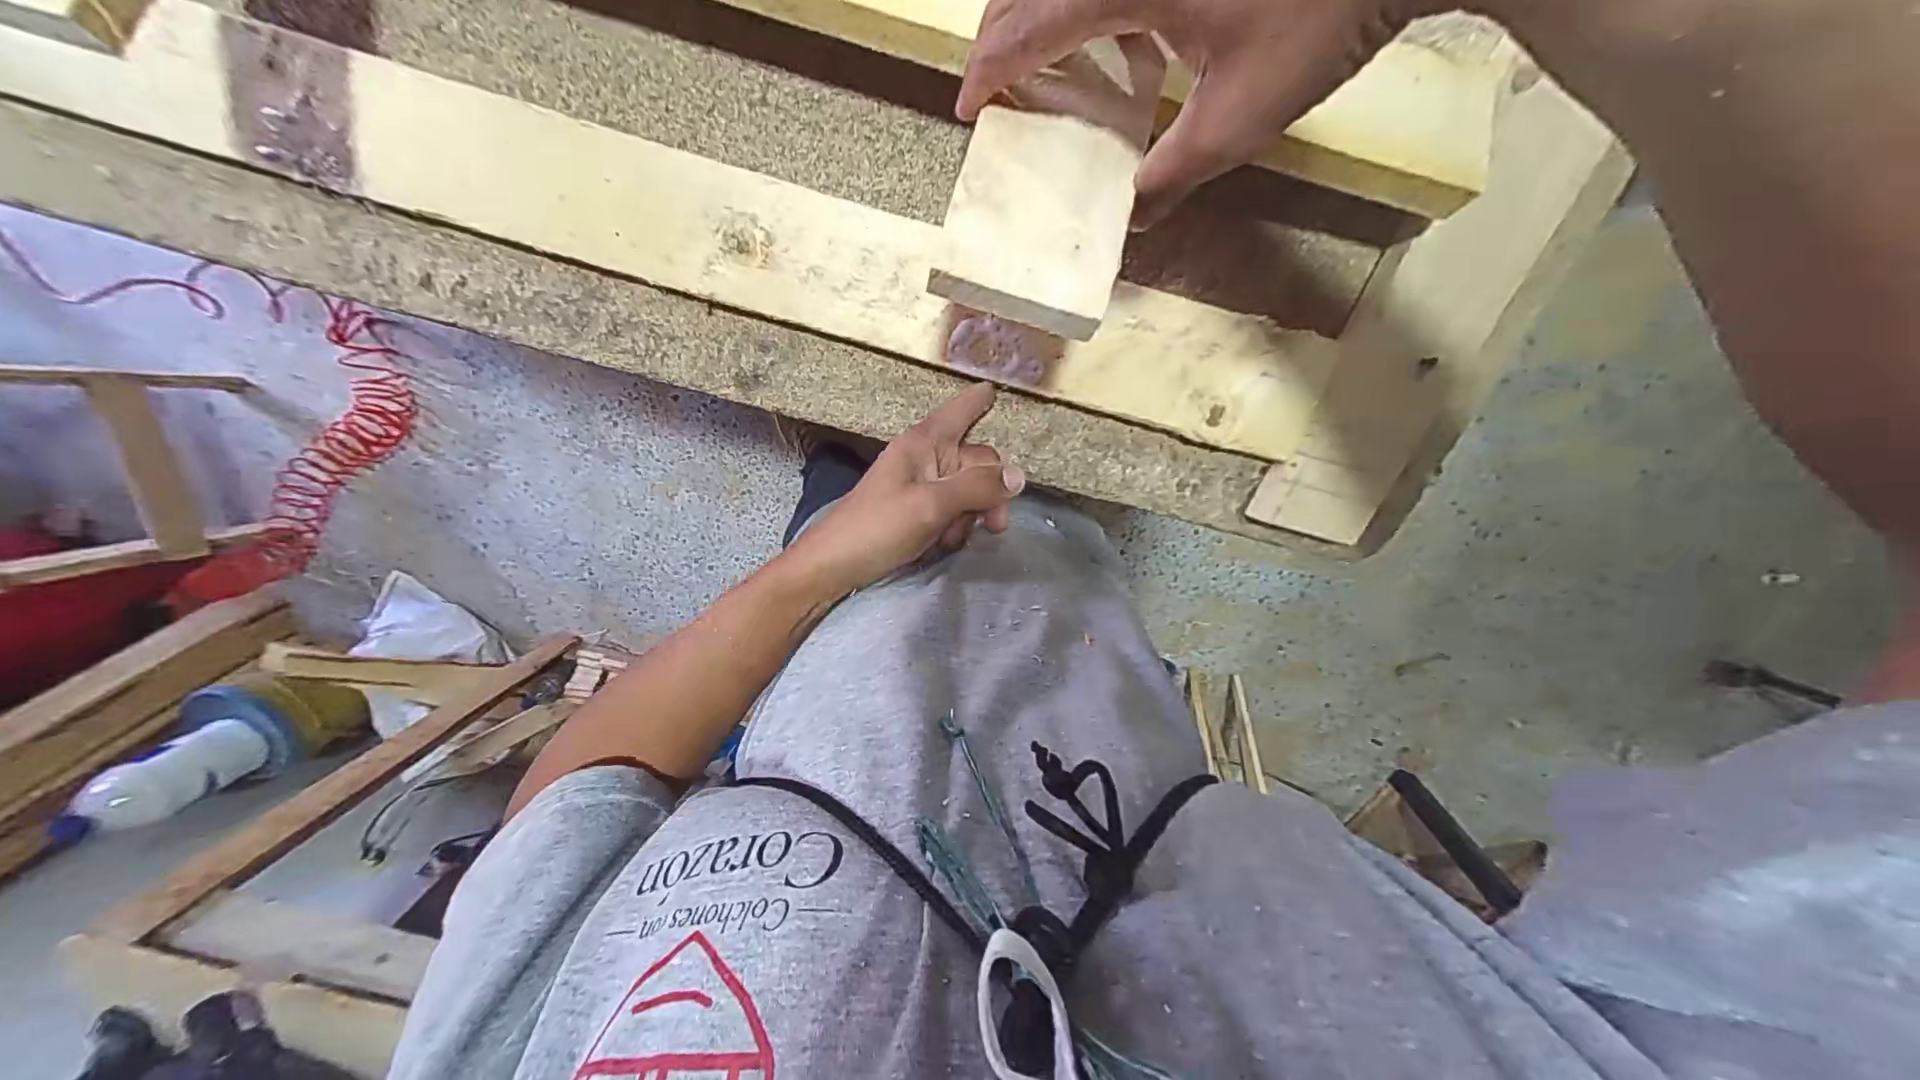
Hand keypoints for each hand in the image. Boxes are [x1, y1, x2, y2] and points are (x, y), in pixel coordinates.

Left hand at [786, 383, 1025, 594]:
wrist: (835, 566)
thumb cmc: (877, 528)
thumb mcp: (932, 506)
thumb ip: (977, 487)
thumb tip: (1018, 476)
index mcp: (923, 443)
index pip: (959, 411)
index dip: (979, 401)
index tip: (996, 389)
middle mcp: (925, 457)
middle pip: (977, 462)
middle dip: (988, 492)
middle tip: (993, 525)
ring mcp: (922, 485)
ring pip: (970, 491)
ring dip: (970, 516)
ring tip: (950, 538)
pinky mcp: (918, 510)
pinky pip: (953, 510)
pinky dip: (955, 527)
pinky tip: (943, 543)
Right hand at [957, 0, 1424, 227]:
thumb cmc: (1320, 20)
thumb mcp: (1235, 122)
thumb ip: (1170, 178)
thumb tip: (1131, 226)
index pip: (1022, 28)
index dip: (986, 72)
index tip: (968, 109)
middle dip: (999, 37)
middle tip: (998, 88)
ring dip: (1039, 12)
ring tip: (1043, 62)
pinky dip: (1089, 2)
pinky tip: (1119, 33)